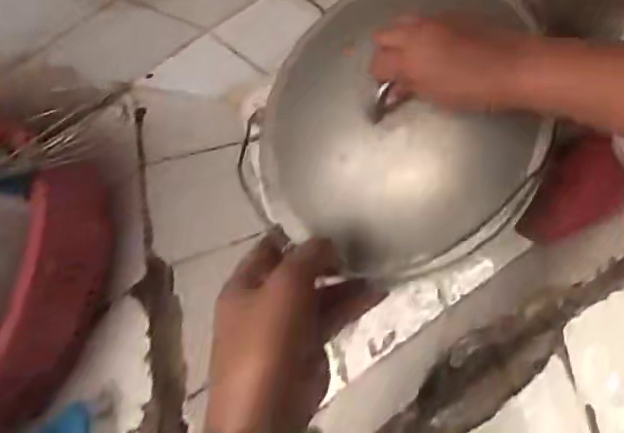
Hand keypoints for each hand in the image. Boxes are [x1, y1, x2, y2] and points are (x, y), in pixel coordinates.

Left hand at [205, 236, 378, 432]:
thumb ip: (309, 253)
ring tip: (378, 264)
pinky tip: (379, 290)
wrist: (267, 411)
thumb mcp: (286, 283)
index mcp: (244, 286)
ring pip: (322, 290)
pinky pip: (334, 314)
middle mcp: (264, 302)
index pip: (272, 245)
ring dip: (348, 278)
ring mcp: (286, 325)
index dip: (298, 229)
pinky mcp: (308, 345)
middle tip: (363, 238)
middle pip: (301, 268)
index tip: (333, 213)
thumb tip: (328, 242)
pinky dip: (355, 302)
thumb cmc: (267, 339)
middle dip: (331, 255)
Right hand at [368, 15, 530, 111]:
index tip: (390, 86)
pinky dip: (427, 29)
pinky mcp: (456, 12)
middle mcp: (418, 31)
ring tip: (419, 53)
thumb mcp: (437, 95)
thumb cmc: (475, 89)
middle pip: (384, 34)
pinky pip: (430, 18)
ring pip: (405, 20)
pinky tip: (442, 43)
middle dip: (387, 50)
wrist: (515, 65)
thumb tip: (397, 87)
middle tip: (401, 67)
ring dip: (405, 35)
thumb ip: (412, 87)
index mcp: (409, 55)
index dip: (380, 76)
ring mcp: (437, 18)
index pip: (377, 62)